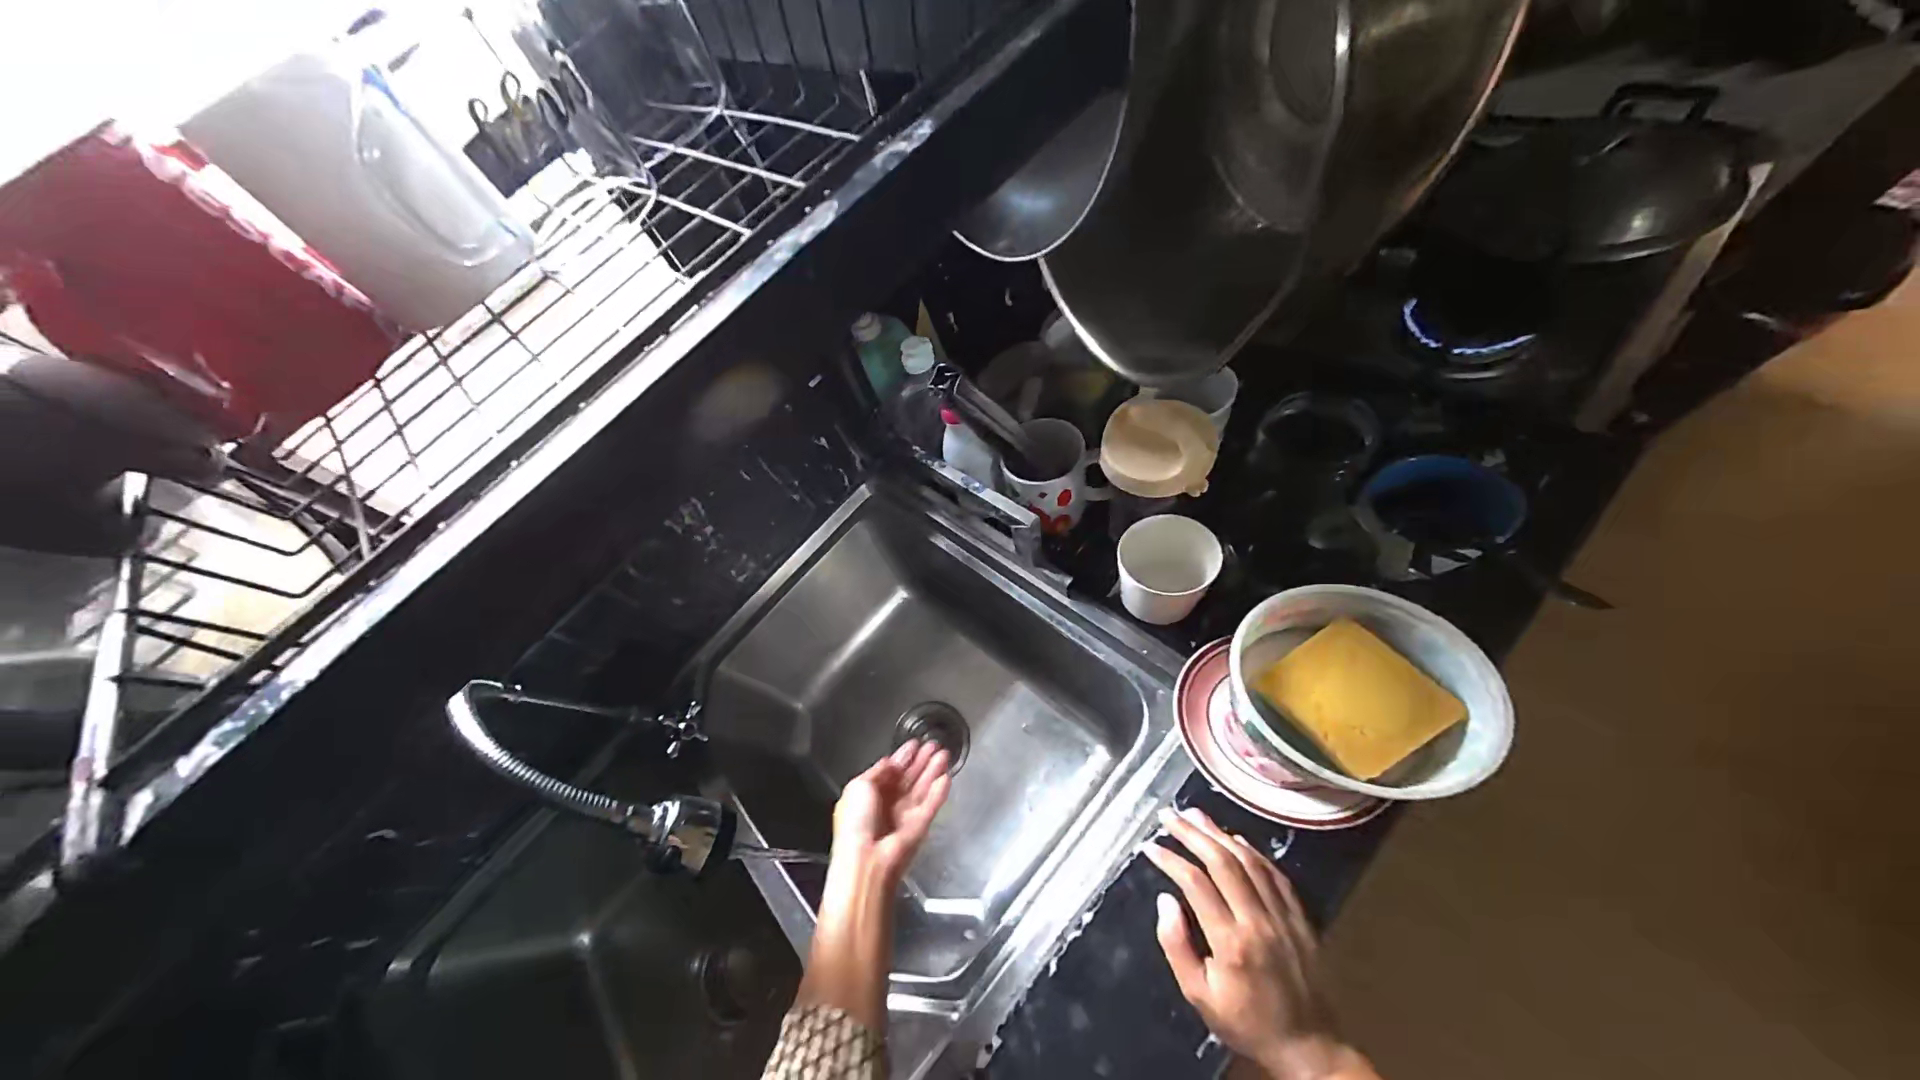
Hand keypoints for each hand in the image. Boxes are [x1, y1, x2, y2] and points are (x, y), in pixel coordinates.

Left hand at [830, 738, 951, 888]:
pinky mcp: (920, 828)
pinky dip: (939, 792)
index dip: (903, 757)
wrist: (867, 861)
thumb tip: (889, 761)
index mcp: (868, 797)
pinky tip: (946, 777)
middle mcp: (886, 806)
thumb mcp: (858, 786)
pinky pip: (931, 805)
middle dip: (921, 761)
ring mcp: (904, 817)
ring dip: (932, 772)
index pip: (889, 772)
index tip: (914, 744)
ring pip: (922, 789)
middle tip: (933, 745)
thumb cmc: (855, 824)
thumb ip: (877, 771)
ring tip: (944, 755)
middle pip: (908, 779)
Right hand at [1144, 807, 1376, 1079]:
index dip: (1171, 859)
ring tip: (1195, 815)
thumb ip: (1177, 946)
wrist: (1311, 1049)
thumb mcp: (1199, 996)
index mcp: (1231, 941)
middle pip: (1222, 861)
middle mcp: (1258, 920)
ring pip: (1249, 861)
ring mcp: (1283, 916)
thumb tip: (1166, 900)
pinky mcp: (1300, 917)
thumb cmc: (1246, 1024)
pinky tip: (1235, 838)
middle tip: (1169, 815)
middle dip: (1192, 833)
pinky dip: (1253, 851)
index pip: (1196, 884)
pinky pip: (1275, 874)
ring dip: (1220, 833)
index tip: (1151, 846)